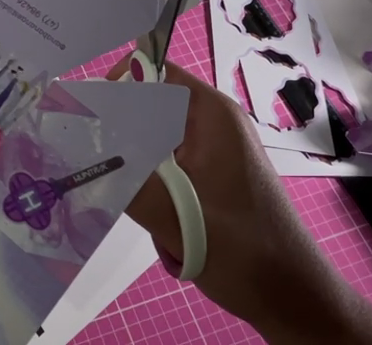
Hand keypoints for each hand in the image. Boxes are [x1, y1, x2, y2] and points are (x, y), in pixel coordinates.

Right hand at [111, 55, 371, 344]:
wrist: (297, 303)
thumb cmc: (244, 251)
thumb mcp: (174, 214)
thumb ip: (123, 175)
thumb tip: (75, 147)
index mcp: (210, 112)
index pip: (149, 70)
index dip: (114, 87)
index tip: (88, 122)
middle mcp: (212, 120)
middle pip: (145, 107)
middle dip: (123, 141)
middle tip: (110, 175)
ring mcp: (214, 148)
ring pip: (151, 141)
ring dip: (139, 174)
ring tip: (150, 214)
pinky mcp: (213, 174)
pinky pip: (167, 166)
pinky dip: (156, 192)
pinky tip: (165, 228)